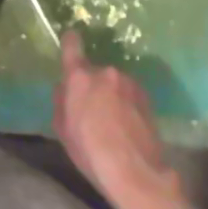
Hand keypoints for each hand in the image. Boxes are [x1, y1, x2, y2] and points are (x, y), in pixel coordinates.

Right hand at [53, 31, 182, 206]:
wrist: (133, 169)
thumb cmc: (89, 151)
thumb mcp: (63, 129)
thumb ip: (61, 102)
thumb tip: (65, 89)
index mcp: (80, 79)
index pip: (73, 48)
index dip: (70, 42)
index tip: (71, 38)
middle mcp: (106, 73)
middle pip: (94, 73)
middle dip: (90, 86)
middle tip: (88, 110)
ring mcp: (129, 83)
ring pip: (113, 83)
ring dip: (109, 95)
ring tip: (109, 123)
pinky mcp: (146, 96)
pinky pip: (128, 94)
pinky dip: (124, 103)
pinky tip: (124, 125)